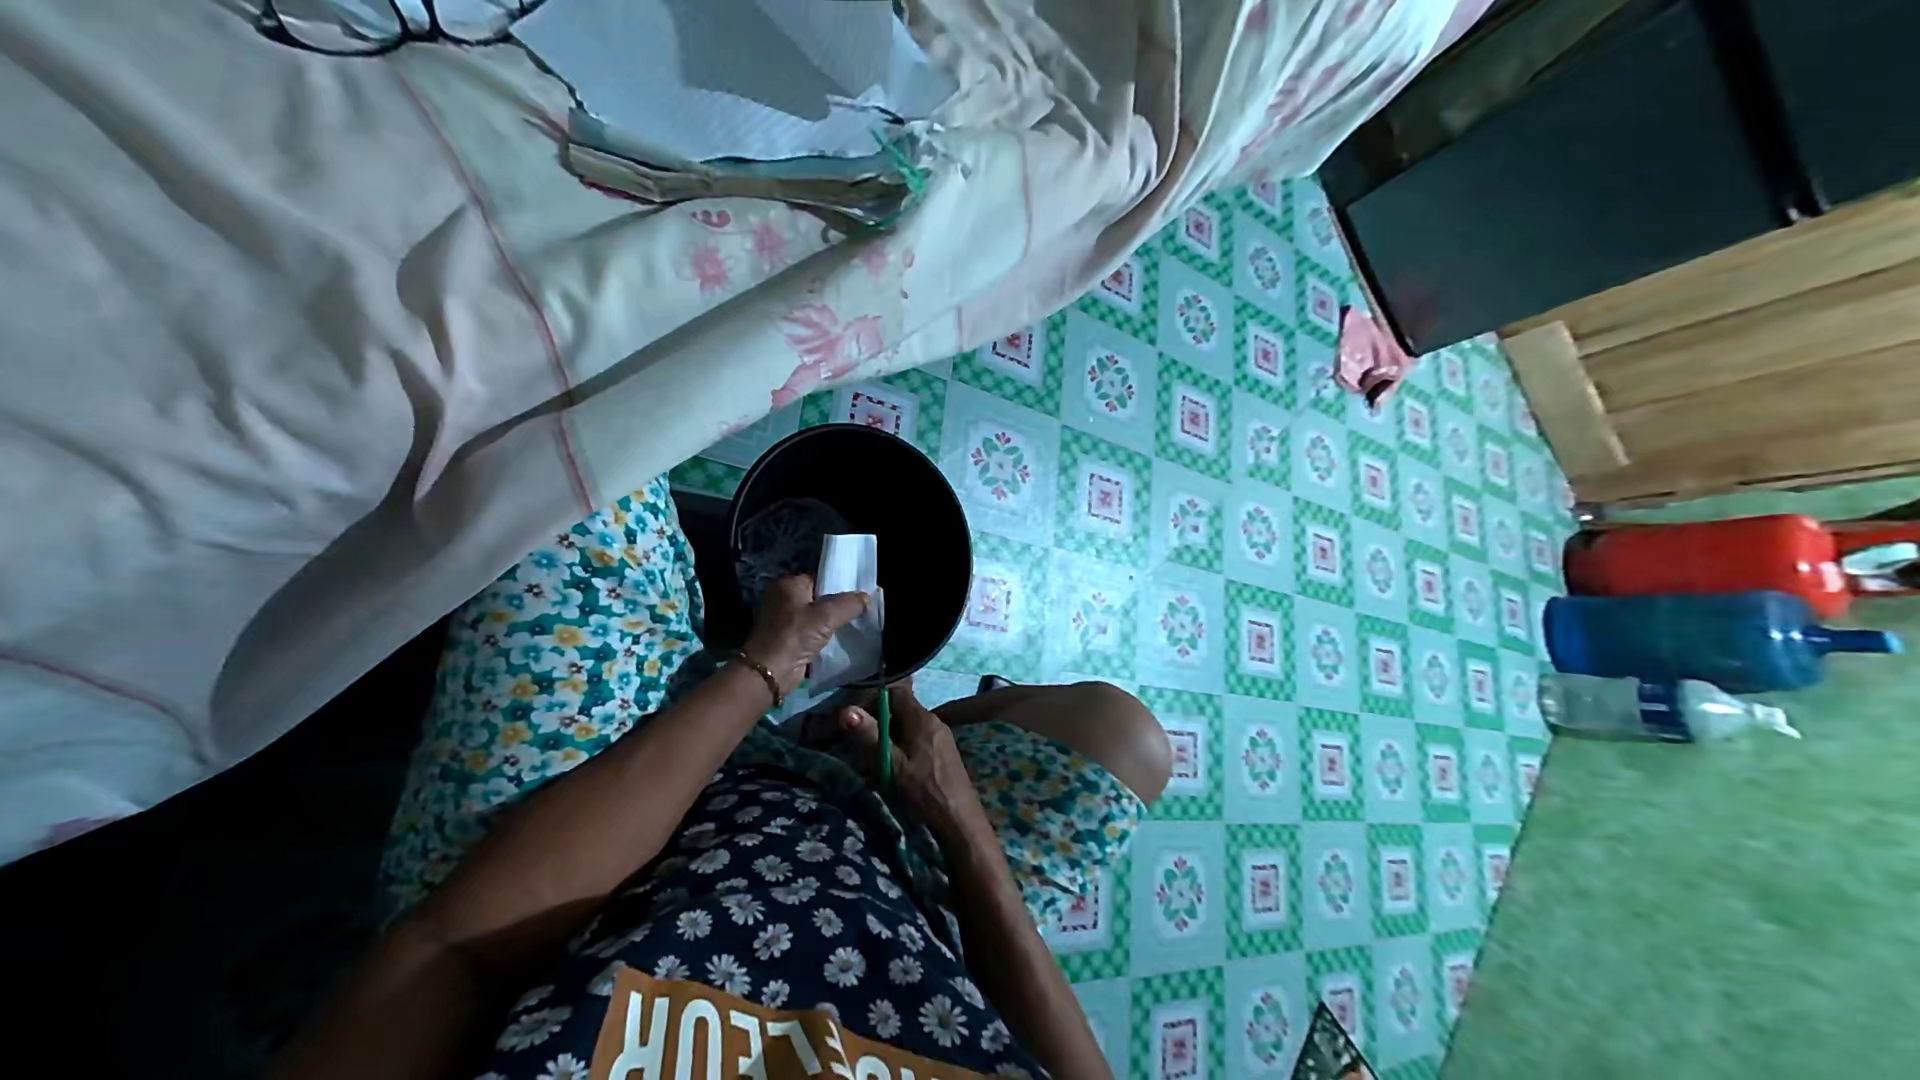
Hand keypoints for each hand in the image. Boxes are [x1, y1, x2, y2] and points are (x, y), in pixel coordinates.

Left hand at [742, 574, 869, 695]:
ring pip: (817, 614)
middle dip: (839, 604)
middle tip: (862, 607)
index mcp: (788, 584)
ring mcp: (785, 618)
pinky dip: (825, 633)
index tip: (861, 592)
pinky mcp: (789, 636)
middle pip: (819, 596)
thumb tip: (868, 597)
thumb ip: (850, 604)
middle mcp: (784, 597)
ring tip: (857, 620)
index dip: (840, 584)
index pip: (820, 578)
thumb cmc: (795, 635)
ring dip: (833, 620)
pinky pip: (813, 629)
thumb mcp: (827, 615)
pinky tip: (843, 635)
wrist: (771, 670)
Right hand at [840, 681, 992, 844]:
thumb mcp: (893, 764)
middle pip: (899, 711)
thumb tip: (846, 710)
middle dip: (877, 726)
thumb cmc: (925, 790)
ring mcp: (939, 736)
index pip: (895, 693)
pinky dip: (899, 752)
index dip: (873, 700)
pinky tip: (891, 774)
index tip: (856, 717)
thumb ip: (871, 736)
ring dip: (886, 743)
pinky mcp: (941, 752)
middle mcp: (933, 721)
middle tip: (860, 748)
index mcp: (921, 718)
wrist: (959, 818)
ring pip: (905, 729)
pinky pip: (915, 742)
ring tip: (872, 766)